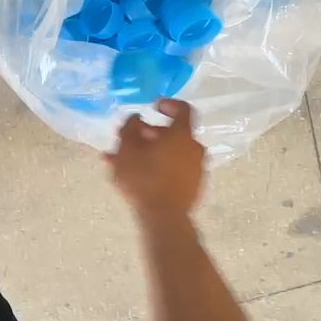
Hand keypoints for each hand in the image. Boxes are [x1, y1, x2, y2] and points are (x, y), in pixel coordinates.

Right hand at [104, 98, 205, 222]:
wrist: (163, 216)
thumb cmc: (143, 178)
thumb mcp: (126, 149)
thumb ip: (129, 128)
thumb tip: (135, 117)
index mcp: (181, 135)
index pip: (183, 109)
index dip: (168, 104)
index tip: (153, 107)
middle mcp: (194, 148)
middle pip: (173, 133)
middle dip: (148, 134)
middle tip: (129, 139)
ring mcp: (196, 168)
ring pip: (170, 152)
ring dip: (149, 151)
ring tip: (124, 161)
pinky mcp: (193, 185)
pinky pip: (174, 168)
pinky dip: (158, 165)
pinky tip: (137, 175)